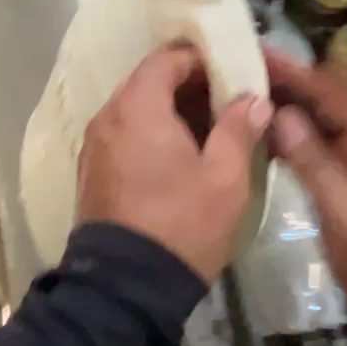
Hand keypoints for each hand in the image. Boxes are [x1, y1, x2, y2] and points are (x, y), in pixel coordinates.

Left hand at [77, 45, 273, 280]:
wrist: (125, 287)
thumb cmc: (181, 223)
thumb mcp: (224, 178)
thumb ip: (238, 130)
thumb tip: (254, 100)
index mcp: (137, 106)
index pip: (167, 59)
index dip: (201, 59)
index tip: (232, 72)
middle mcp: (108, 115)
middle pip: (149, 81)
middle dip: (189, 84)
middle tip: (228, 99)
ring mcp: (94, 144)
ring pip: (136, 109)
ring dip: (171, 110)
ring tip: (211, 128)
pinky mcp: (92, 170)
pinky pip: (124, 134)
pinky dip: (151, 132)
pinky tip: (181, 154)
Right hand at [266, 47, 346, 322]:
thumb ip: (316, 163)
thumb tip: (281, 113)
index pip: (332, 94)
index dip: (294, 71)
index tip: (255, 50)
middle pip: (325, 104)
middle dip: (285, 86)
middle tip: (237, 70)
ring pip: (320, 126)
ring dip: (286, 111)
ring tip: (241, 95)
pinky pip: (320, 150)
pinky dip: (292, 140)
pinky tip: (262, 136)